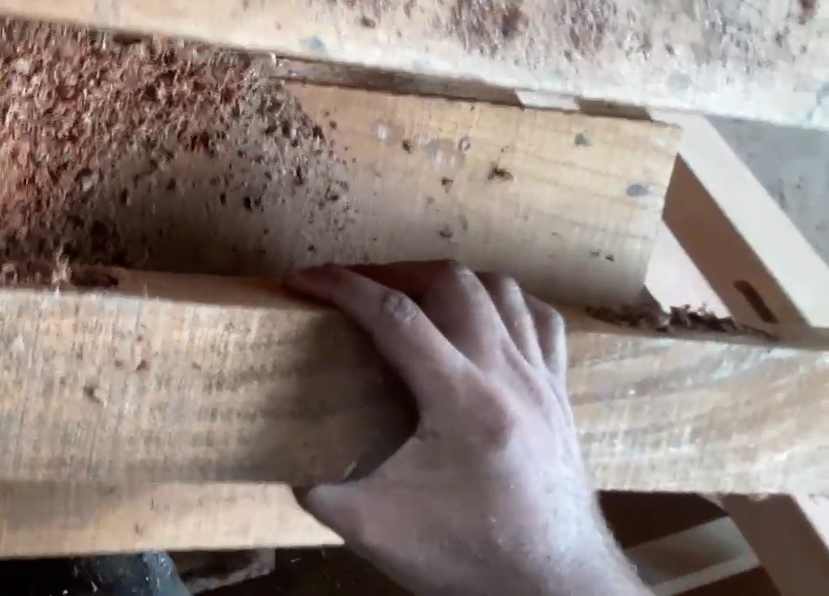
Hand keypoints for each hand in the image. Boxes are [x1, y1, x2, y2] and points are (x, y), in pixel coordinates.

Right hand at [286, 262, 644, 595]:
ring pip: (499, 289)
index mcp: (463, 403)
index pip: (394, 314)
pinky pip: (538, 319)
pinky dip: (498, 302)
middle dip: (389, 271)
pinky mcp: (560, 395)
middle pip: (451, 281)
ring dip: (443, 280)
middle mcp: (508, 379)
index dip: (339, 285)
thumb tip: (269, 451)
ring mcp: (542, 383)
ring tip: (404, 295)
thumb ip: (315, 487)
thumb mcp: (374, 530)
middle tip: (351, 289)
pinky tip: (471, 317)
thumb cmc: (469, 559)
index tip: (299, 280)